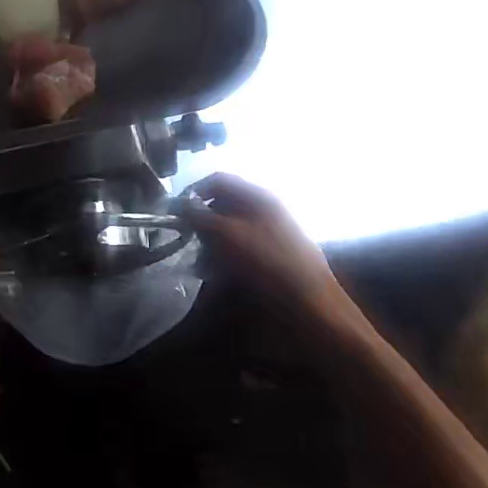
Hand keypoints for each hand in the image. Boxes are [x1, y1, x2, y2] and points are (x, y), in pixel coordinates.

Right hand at [182, 174, 354, 322]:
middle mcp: (266, 210)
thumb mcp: (226, 235)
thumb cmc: (267, 263)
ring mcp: (273, 234)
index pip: (218, 180)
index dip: (193, 191)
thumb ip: (199, 215)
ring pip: (231, 230)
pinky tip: (216, 276)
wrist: (313, 307)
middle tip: (187, 241)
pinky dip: (226, 259)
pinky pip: (242, 250)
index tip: (174, 211)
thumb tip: (179, 204)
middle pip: (224, 205)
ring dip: (211, 244)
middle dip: (202, 222)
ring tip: (200, 265)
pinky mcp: (274, 258)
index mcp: (258, 196)